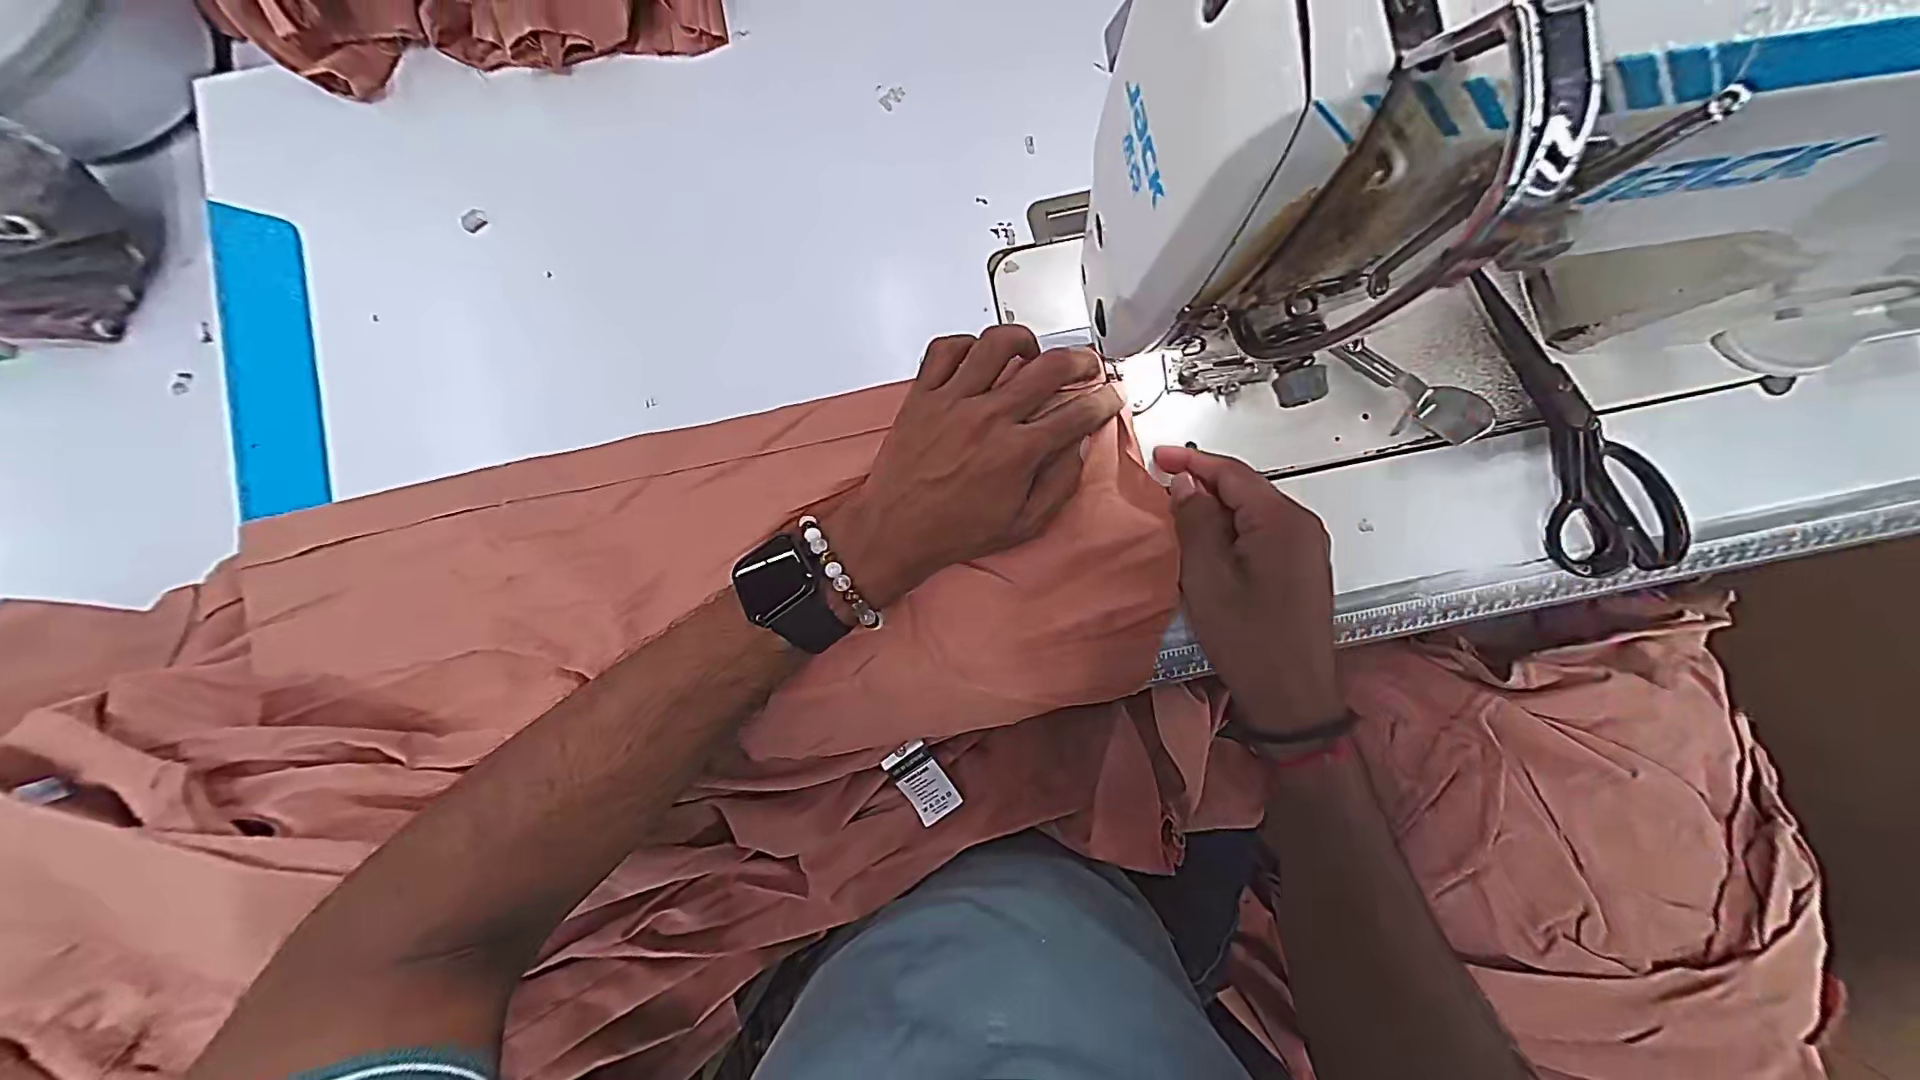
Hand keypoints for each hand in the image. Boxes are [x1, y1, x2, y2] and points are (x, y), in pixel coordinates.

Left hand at [824, 326, 1124, 606]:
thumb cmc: (952, 532)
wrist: (895, 531)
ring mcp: (953, 402)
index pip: (1078, 412)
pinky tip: (977, 356)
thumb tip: (1078, 449)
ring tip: (1031, 352)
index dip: (1104, 400)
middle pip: (1049, 367)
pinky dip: (966, 343)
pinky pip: (944, 349)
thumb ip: (1059, 484)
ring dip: (1025, 341)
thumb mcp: (1023, 524)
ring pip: (997, 344)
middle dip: (1081, 361)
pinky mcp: (922, 397)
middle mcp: (988, 419)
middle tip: (1085, 366)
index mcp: (1017, 452)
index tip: (1109, 397)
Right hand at [1153, 445, 1342, 736]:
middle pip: (1245, 489)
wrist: (1292, 695)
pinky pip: (1260, 532)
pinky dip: (1229, 530)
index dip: (1192, 461)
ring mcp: (1305, 547)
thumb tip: (1186, 486)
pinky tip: (1206, 545)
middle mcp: (1302, 526)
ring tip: (1178, 517)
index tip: (1160, 456)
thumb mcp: (1207, 577)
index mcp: (1282, 521)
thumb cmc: (1251, 641)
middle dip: (1202, 485)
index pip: (1233, 473)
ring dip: (1214, 509)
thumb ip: (1195, 522)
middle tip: (1163, 487)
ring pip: (1251, 511)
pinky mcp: (1300, 567)